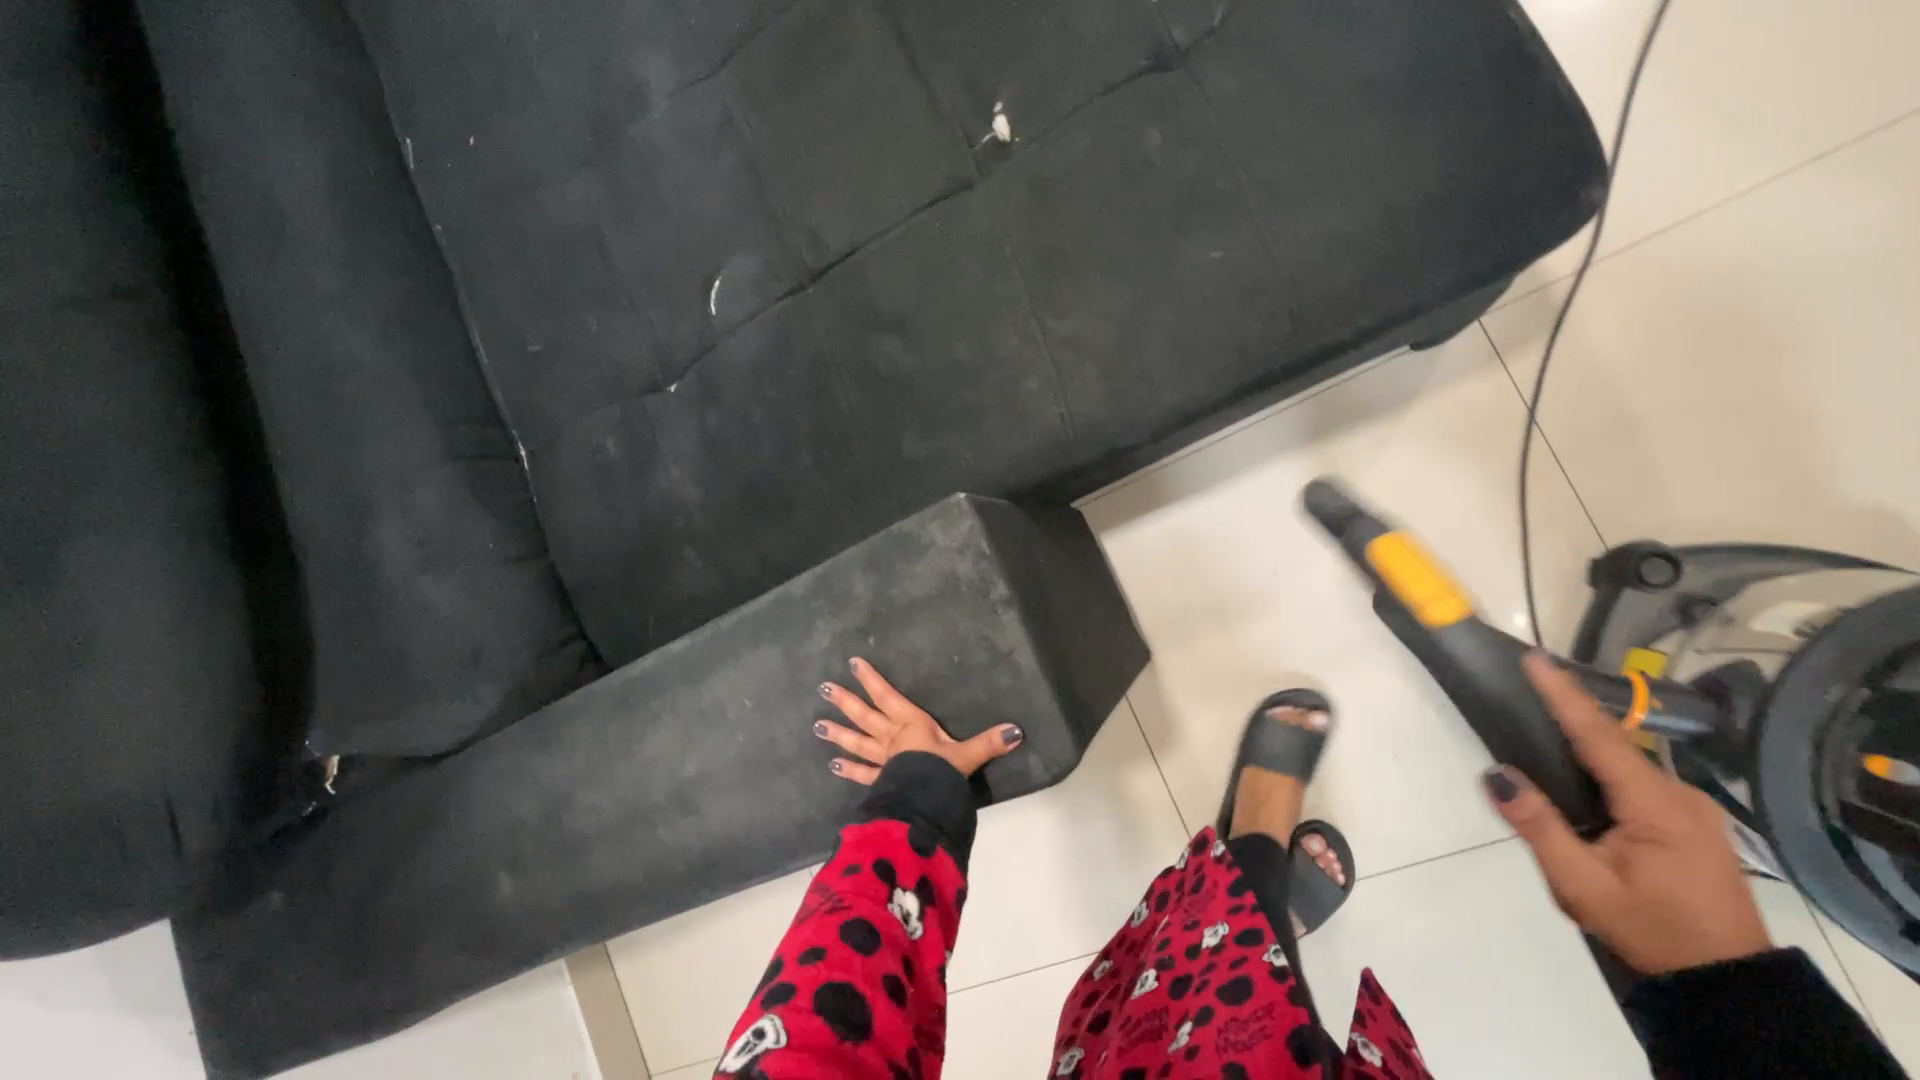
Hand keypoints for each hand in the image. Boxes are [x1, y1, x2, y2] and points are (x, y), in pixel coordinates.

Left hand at [814, 657, 1023, 783]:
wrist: (925, 807)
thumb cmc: (944, 774)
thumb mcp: (968, 755)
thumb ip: (989, 743)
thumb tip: (1017, 731)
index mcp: (912, 724)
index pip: (888, 696)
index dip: (871, 679)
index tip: (852, 663)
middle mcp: (893, 738)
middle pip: (865, 716)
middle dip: (845, 701)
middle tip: (823, 689)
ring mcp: (883, 761)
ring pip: (857, 742)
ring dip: (838, 734)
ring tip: (817, 725)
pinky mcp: (881, 782)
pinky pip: (863, 773)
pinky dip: (849, 769)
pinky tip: (833, 765)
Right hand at [1483, 653, 1771, 975]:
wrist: (1724, 983)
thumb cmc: (1649, 930)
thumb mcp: (1581, 886)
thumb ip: (1539, 827)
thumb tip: (1496, 774)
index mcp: (1656, 805)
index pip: (1599, 737)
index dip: (1564, 696)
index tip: (1536, 659)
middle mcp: (1680, 795)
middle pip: (1614, 746)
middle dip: (1569, 717)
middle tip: (1524, 690)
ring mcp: (1693, 810)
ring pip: (1627, 766)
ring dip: (1586, 749)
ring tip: (1541, 732)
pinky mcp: (1694, 825)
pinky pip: (1640, 784)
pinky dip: (1606, 772)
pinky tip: (1581, 782)